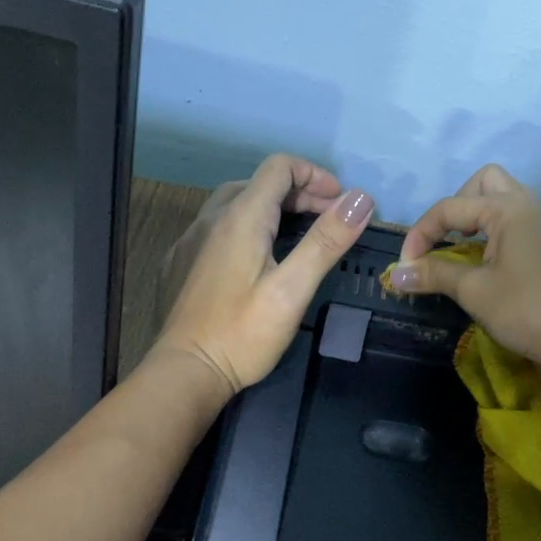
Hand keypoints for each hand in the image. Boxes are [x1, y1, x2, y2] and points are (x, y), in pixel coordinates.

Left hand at [153, 154, 373, 396]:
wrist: (184, 374)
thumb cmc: (243, 334)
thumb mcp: (293, 289)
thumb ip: (326, 240)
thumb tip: (360, 199)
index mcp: (241, 217)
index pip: (279, 167)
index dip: (315, 175)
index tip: (340, 202)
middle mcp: (211, 218)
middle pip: (260, 183)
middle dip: (299, 193)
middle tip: (329, 221)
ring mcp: (191, 239)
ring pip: (236, 203)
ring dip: (272, 208)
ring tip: (298, 234)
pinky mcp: (180, 261)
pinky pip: (217, 227)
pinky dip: (246, 227)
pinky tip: (256, 258)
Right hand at [387, 164, 540, 368]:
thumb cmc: (524, 309)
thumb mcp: (472, 290)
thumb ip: (434, 274)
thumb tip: (396, 274)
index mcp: (506, 209)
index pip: (450, 209)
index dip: (421, 234)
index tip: (405, 266)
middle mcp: (529, 206)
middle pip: (486, 182)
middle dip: (458, 204)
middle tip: (445, 239)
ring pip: (512, 197)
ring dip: (487, 213)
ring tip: (472, 243)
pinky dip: (522, 230)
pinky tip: (516, 249)